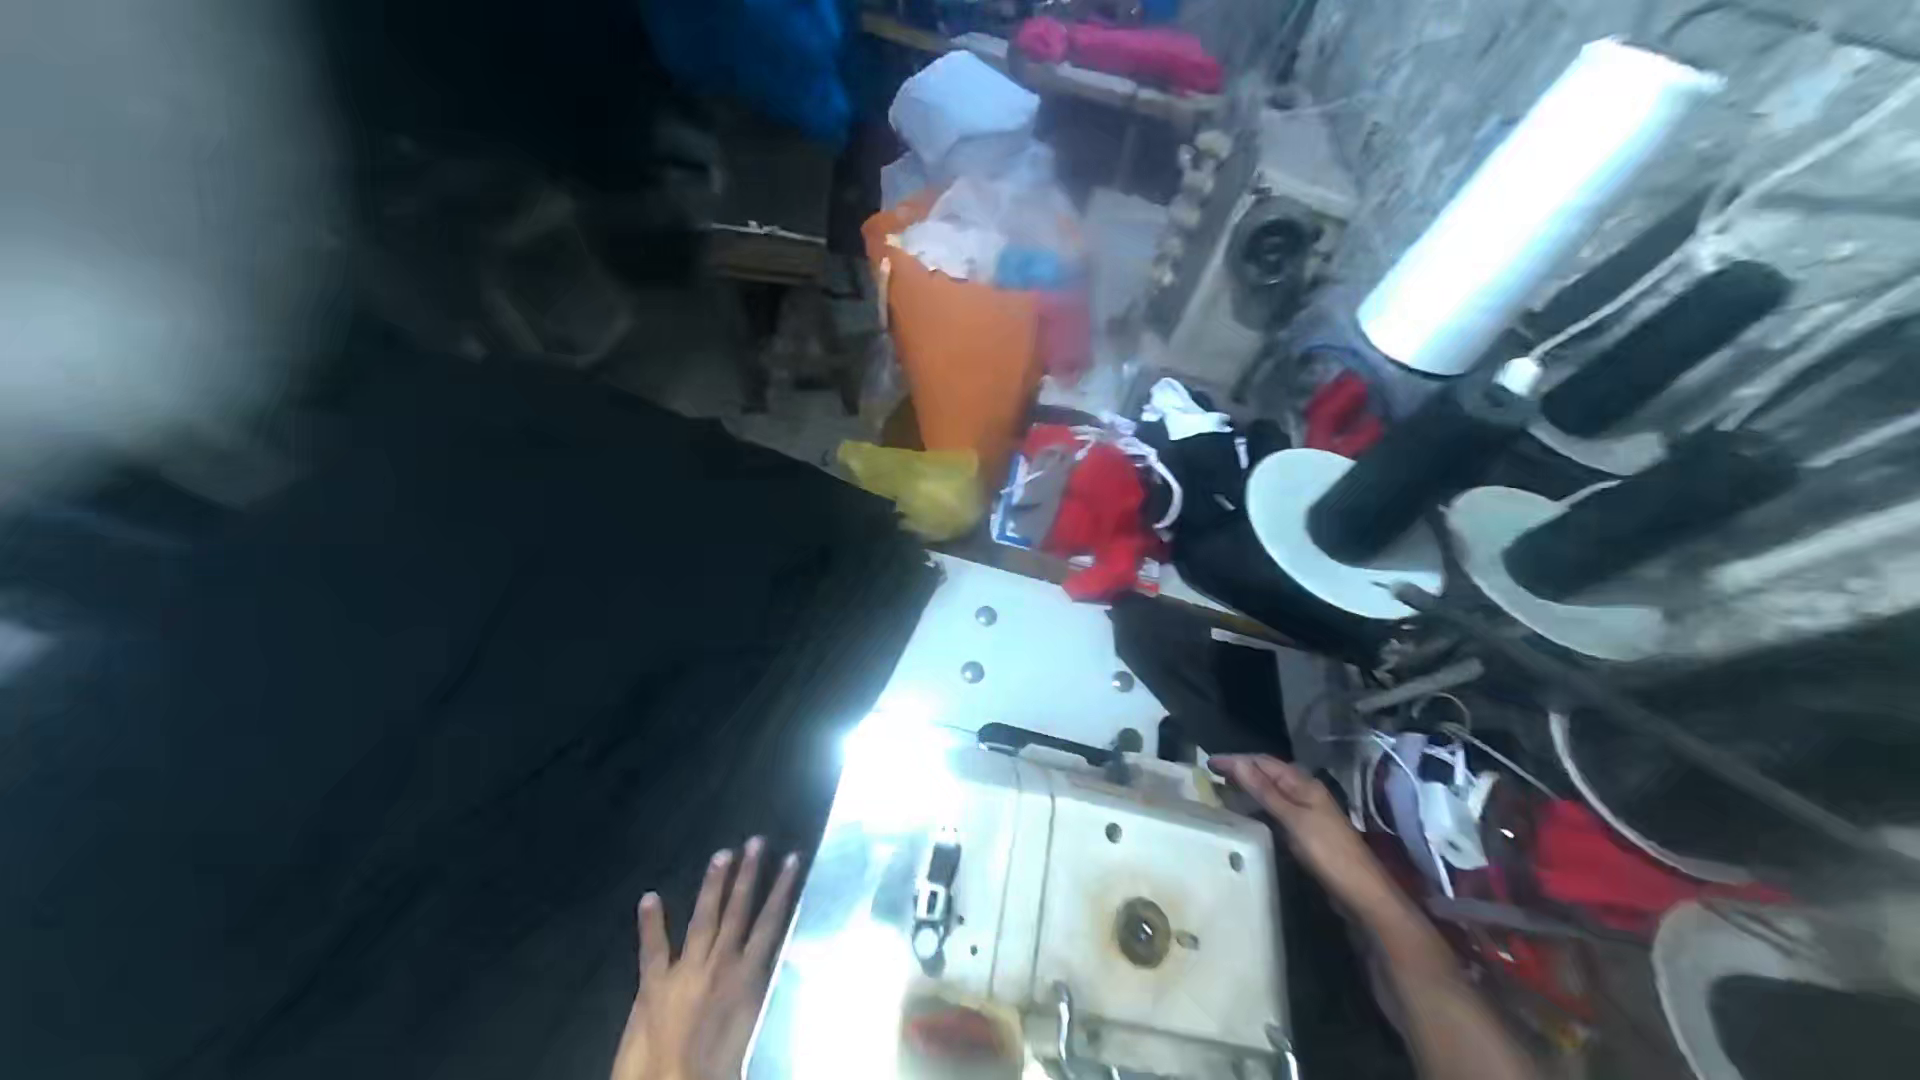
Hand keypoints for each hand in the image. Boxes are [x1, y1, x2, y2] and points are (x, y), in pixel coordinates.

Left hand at [610, 838, 800, 1079]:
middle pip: (737, 911)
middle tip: (755, 841)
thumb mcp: (750, 1024)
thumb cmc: (719, 1066)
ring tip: (721, 854)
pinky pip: (653, 950)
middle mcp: (720, 965)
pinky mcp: (654, 986)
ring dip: (713, 886)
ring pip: (704, 919)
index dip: (781, 890)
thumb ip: (756, 990)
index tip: (791, 859)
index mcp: (747, 977)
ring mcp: (686, 971)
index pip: (770, 923)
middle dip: (747, 875)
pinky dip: (651, 923)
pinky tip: (649, 896)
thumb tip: (771, 961)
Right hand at [1210, 754, 1390, 908]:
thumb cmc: (1328, 852)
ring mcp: (1305, 812)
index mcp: (1303, 784)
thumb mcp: (1293, 819)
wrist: (1363, 894)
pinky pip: (1274, 808)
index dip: (1236, 760)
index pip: (1263, 762)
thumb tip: (1237, 763)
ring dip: (1246, 787)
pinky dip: (1256, 805)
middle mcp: (1304, 792)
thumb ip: (1264, 791)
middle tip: (1210, 775)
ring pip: (1270, 791)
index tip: (1209, 763)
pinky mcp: (1304, 830)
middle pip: (1267, 774)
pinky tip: (1244, 812)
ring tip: (1221, 790)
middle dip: (1240, 770)